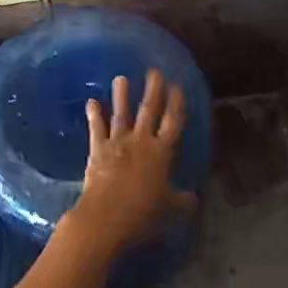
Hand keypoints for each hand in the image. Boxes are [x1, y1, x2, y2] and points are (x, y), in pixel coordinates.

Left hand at [61, 70, 196, 258]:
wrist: (107, 216)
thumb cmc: (143, 213)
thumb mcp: (169, 208)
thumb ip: (182, 201)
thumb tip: (195, 198)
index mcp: (162, 153)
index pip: (173, 123)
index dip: (176, 104)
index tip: (177, 86)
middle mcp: (141, 142)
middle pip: (148, 111)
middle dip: (153, 90)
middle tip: (153, 71)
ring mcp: (118, 143)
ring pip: (121, 115)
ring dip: (121, 96)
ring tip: (121, 78)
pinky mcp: (98, 150)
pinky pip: (96, 129)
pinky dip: (94, 115)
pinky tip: (92, 102)